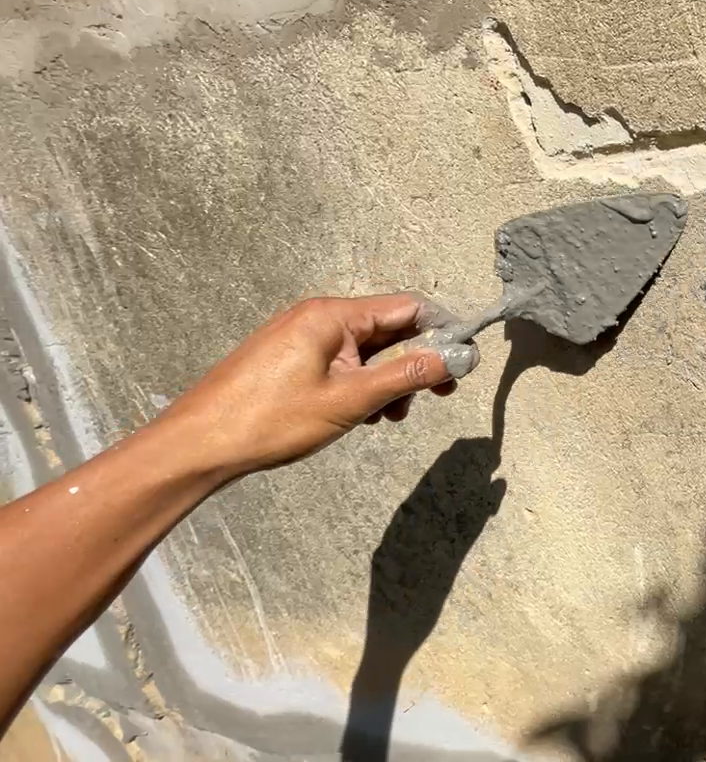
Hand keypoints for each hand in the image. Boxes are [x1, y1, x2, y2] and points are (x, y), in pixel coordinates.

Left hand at [158, 295, 478, 477]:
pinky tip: (366, 413)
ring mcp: (303, 337)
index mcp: (334, 316)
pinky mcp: (292, 358)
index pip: (411, 308)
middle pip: (393, 329)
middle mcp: (321, 317)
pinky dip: (365, 383)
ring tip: (393, 415)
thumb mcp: (351, 400)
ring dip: (392, 378)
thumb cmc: (268, 422)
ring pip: (371, 350)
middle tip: (438, 394)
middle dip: (418, 361)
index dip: (444, 332)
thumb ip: (410, 375)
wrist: (188, 453)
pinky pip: (347, 361)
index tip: (462, 364)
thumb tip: (458, 358)